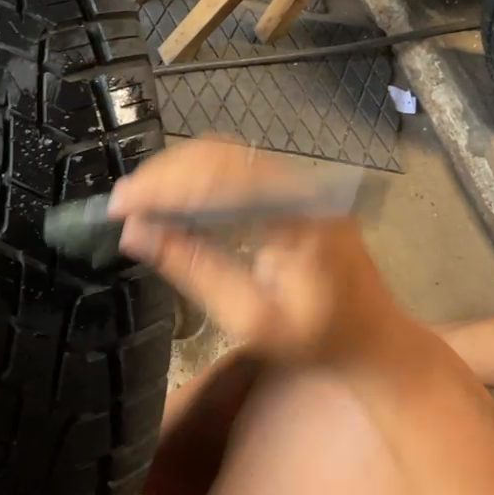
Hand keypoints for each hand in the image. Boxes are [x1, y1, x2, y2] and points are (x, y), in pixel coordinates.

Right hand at [109, 139, 396, 362]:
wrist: (373, 340)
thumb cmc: (315, 341)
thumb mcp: (249, 318)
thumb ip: (192, 269)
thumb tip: (134, 234)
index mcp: (294, 216)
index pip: (216, 178)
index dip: (161, 187)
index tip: (119, 207)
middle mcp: (298, 185)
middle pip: (215, 155)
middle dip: (161, 176)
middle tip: (122, 205)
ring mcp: (297, 182)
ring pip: (221, 153)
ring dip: (174, 173)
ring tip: (139, 202)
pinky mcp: (289, 188)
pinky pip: (232, 166)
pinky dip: (194, 177)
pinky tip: (171, 200)